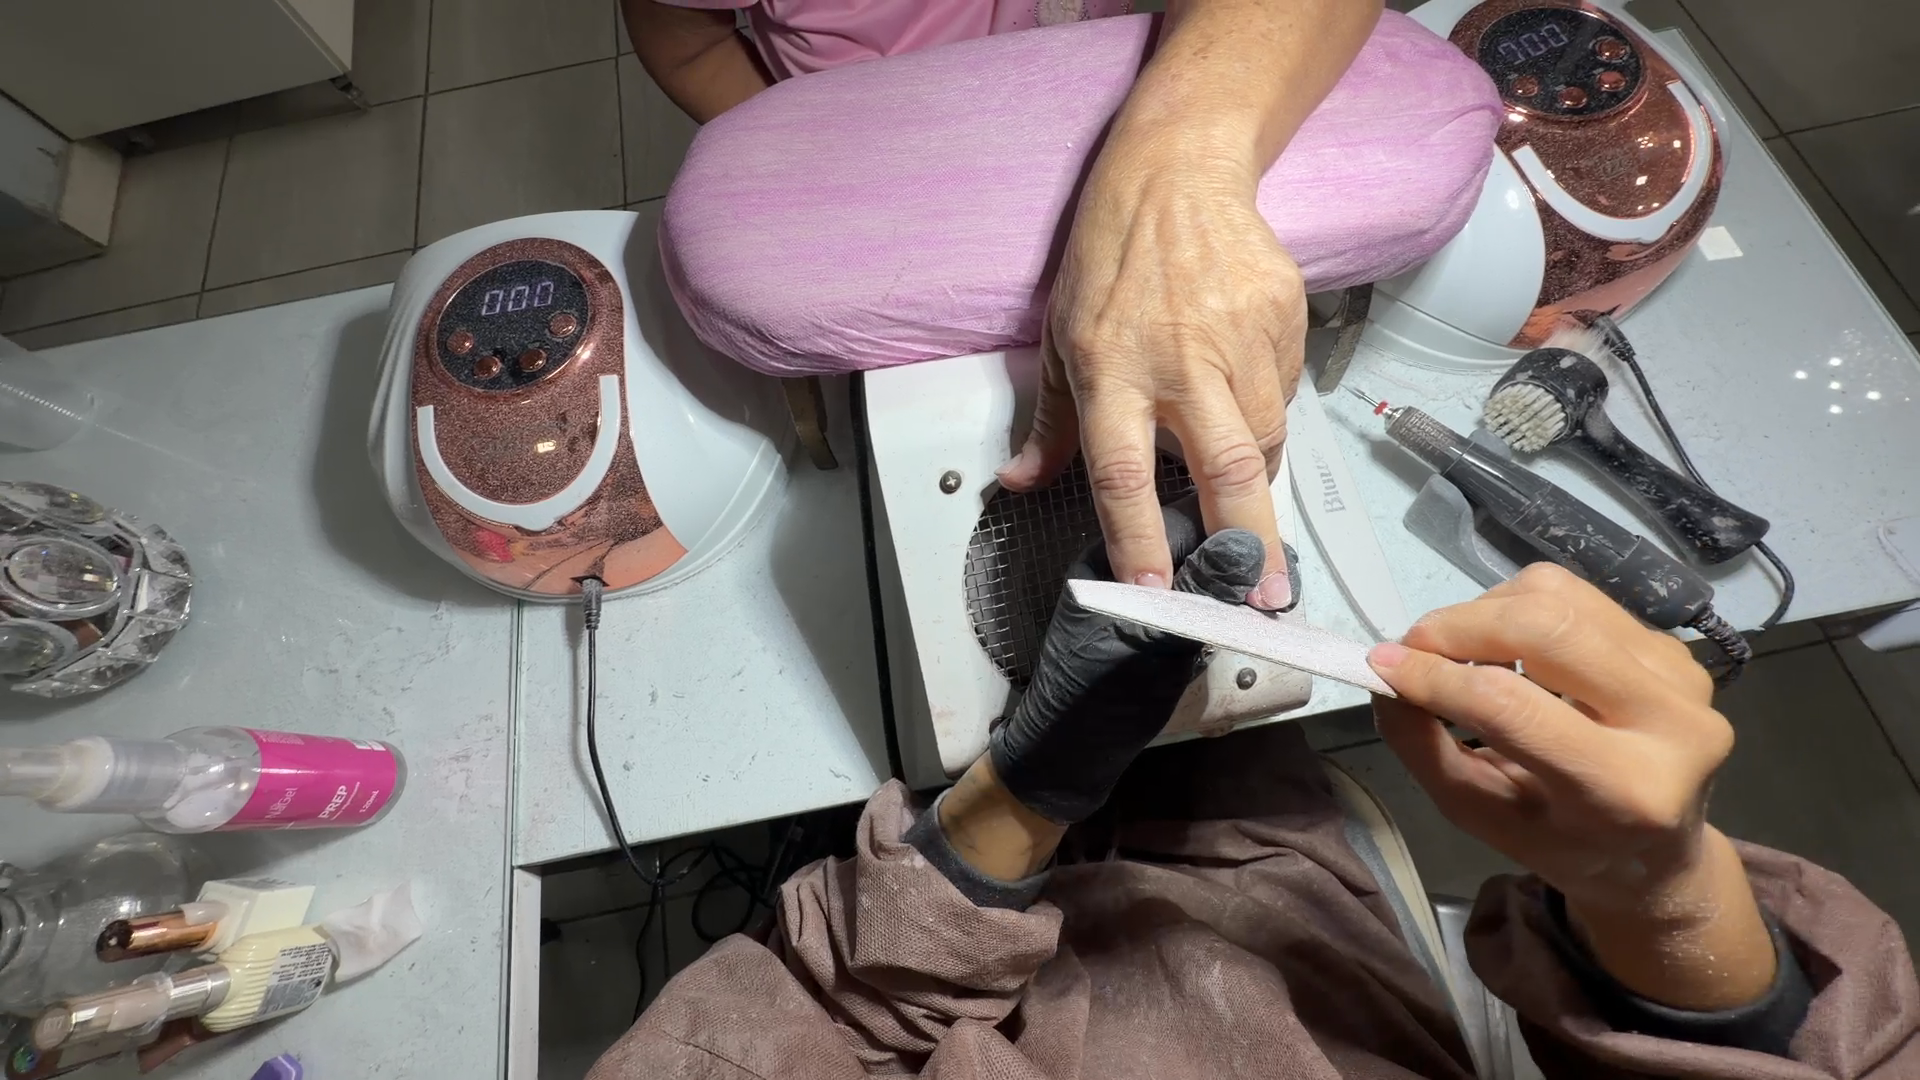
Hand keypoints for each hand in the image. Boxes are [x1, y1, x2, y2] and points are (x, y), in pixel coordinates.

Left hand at [987, 497, 1266, 826]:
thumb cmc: (1102, 700)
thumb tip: (1249, 541)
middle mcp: (1126, 564)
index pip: (1184, 518)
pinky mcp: (1153, 616)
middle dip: (1245, 557)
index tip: (1276, 571)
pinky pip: (1195, 592)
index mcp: (1113, 558)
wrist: (1070, 751)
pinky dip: (1225, 601)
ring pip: (1202, 564)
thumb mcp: (1157, 645)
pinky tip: (1247, 619)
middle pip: (1199, 535)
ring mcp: (1140, 590)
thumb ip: (1200, 593)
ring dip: (1240, 581)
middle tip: (1278, 595)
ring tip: (1268, 610)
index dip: (1236, 533)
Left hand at [997, 155, 1304, 611]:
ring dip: (1255, 484)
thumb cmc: (1105, 264)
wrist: (1175, 176)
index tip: (1155, 591)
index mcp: (1109, 373)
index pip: (1122, 475)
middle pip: (1225, 468)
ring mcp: (1239, 337)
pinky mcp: (1285, 316)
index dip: (1137, 540)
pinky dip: (1267, 423)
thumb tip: (1019, 483)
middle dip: (1249, 541)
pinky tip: (1242, 411)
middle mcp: (1179, 362)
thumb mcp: (1057, 344)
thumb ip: (1047, 426)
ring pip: (1266, 440)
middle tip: (1264, 596)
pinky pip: (1285, 397)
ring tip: (1240, 499)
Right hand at [1367, 563, 1775, 1008]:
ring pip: (1551, 597)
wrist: (1654, 849)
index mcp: (1624, 789)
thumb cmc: (1550, 836)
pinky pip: (1567, 593)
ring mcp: (1679, 674)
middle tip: (1413, 649)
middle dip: (1454, 628)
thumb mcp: (1470, 810)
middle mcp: (1673, 724)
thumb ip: (1419, 743)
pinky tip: (1505, 646)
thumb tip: (1385, 673)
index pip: (1509, 705)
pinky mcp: (1667, 644)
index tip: (1381, 665)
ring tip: (1461, 652)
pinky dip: (1510, 606)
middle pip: (1542, 628)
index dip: (1433, 677)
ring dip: (1480, 613)